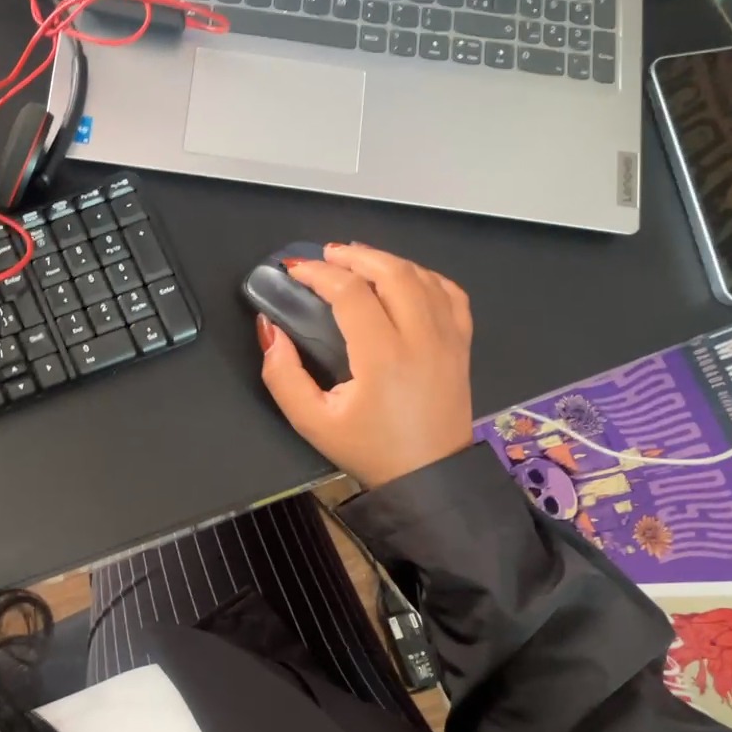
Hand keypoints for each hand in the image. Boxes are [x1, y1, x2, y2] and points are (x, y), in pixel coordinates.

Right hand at [257, 243, 473, 488]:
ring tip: (357, 259)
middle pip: (392, 272)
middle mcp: (421, 337)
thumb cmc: (367, 448)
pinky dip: (423, 275)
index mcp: (382, 356)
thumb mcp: (310, 421)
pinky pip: (449, 292)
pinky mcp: (461, 343)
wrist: (427, 476)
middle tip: (325, 255)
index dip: (319, 274)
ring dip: (387, 260)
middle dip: (354, 256)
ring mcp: (448, 337)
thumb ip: (282, 375)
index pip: (350, 293)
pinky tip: (402, 277)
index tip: (295, 270)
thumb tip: (270, 330)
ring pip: (422, 276)